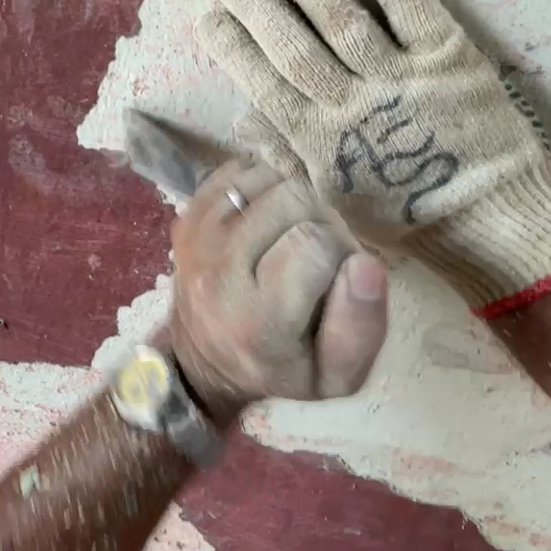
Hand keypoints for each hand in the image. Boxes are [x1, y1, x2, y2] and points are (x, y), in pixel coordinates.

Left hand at [166, 158, 388, 416]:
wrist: (207, 361)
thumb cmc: (280, 370)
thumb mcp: (336, 378)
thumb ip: (361, 327)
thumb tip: (366, 263)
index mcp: (256, 318)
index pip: (314, 243)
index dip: (342, 251)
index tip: (340, 274)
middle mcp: (216, 271)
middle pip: (291, 200)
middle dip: (319, 221)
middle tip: (318, 254)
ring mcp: (195, 238)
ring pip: (265, 178)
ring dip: (290, 200)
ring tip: (291, 235)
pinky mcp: (185, 217)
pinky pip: (235, 171)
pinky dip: (260, 186)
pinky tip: (265, 218)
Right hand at [196, 0, 550, 315]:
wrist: (493, 225)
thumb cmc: (403, 218)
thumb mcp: (331, 198)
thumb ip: (286, 155)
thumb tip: (240, 117)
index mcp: (317, 142)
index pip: (263, 83)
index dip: (231, 46)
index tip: (207, 15)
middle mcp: (351, 106)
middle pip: (293, 46)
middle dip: (257, 5)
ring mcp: (402, 81)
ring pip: (344, 22)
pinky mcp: (452, 62)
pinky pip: (416, 11)